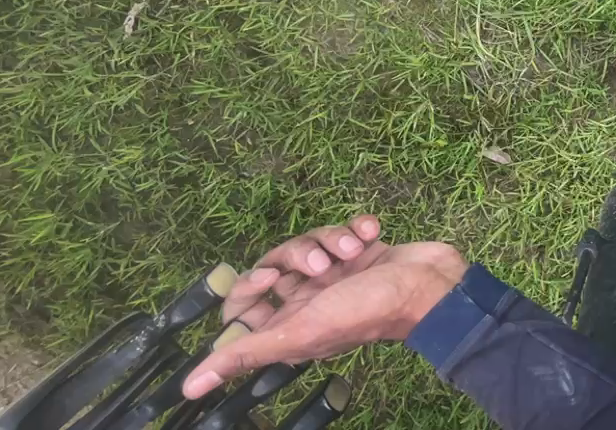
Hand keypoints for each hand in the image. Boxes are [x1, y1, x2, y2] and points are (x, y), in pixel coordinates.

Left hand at [182, 215, 465, 398]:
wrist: (428, 285)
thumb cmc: (365, 311)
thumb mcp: (303, 331)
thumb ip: (247, 353)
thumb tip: (187, 389)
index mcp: (289, 321)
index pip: (244, 304)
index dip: (250, 285)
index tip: (269, 277)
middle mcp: (309, 296)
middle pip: (279, 262)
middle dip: (299, 253)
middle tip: (322, 264)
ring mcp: (339, 271)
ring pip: (314, 241)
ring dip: (333, 238)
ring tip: (356, 248)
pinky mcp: (365, 249)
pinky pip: (347, 228)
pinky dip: (357, 226)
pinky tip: (372, 233)